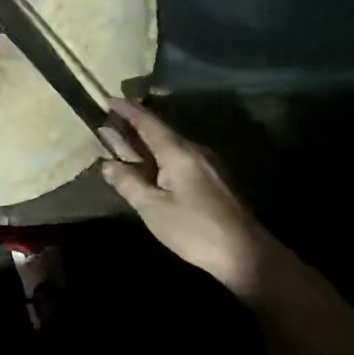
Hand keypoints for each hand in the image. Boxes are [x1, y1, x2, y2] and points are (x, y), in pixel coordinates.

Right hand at [100, 100, 284, 299]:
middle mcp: (196, 151)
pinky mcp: (215, 179)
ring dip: (149, 138)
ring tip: (128, 139)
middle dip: (137, 122)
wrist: (245, 254)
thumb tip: (107, 164)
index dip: (127, 110)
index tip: (108, 100)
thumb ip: (128, 183)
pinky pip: (182, 155)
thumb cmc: (194, 229)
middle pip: (162, 129)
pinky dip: (162, 152)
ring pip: (173, 142)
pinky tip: (153, 163)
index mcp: (179, 153)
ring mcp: (209, 164)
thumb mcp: (152, 208)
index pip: (149, 123)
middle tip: (112, 119)